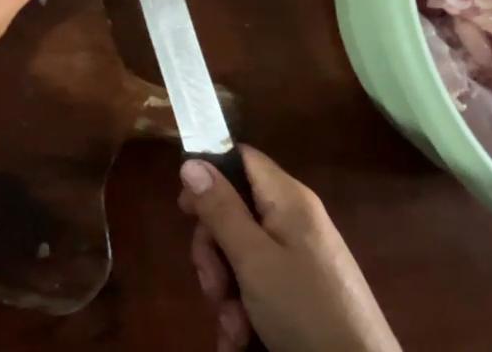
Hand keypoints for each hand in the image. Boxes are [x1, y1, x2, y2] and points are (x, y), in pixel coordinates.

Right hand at [179, 146, 399, 351]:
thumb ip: (220, 209)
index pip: (241, 157)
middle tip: (211, 285)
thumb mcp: (253, 260)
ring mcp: (299, 256)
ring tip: (232, 327)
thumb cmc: (306, 311)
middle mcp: (294, 220)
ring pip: (241, 251)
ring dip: (225, 287)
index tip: (185, 210)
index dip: (208, 173)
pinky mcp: (302, 289)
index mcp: (288, 199)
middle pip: (234, 209)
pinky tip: (241, 338)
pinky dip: (244, 307)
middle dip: (213, 250)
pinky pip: (259, 282)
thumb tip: (191, 162)